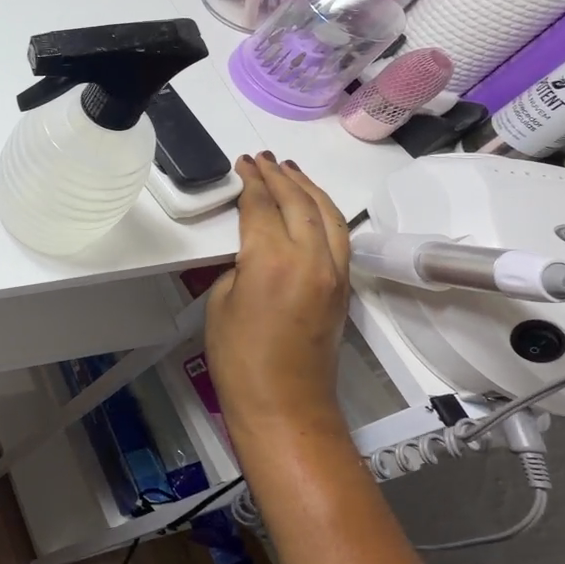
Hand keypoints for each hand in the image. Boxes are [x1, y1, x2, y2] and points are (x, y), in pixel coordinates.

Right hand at [205, 152, 352, 438]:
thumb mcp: (221, 302)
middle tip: (261, 159)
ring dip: (307, 188)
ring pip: (328, 214)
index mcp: (273, 261)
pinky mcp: (344, 287)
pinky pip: (338, 235)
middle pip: (299, 202)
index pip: (263, 205)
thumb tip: (251, 250)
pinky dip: (323, 211)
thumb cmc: (239, 358)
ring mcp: (334, 273)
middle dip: (279, 176)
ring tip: (290, 169)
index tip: (241, 164)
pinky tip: (311, 204)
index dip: (251, 181)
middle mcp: (312, 259)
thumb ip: (238, 265)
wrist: (285, 404)